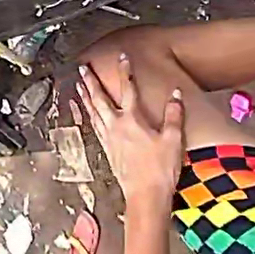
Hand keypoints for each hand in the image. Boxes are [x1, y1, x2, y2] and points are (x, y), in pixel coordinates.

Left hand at [78, 53, 185, 209]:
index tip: (122, 56)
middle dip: (91, 81)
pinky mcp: (107, 151)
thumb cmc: (159, 170)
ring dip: (86, 97)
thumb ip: (174, 114)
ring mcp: (109, 139)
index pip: (128, 89)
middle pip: (100, 98)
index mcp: (132, 120)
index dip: (125, 71)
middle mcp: (116, 126)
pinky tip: (88, 114)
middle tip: (82, 68)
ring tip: (78, 86)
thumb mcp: (173, 139)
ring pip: (93, 112)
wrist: (145, 197)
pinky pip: (94, 127)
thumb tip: (176, 94)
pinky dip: (88, 116)